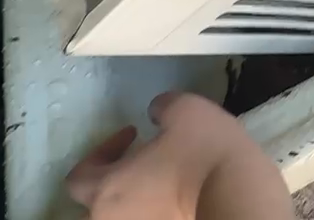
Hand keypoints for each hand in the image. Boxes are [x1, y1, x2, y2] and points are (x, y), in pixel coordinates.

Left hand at [66, 92, 294, 219]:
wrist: (234, 192)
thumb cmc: (202, 151)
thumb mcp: (186, 110)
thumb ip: (162, 106)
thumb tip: (155, 112)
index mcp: (108, 188)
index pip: (79, 175)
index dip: (103, 149)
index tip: (133, 133)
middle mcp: (110, 219)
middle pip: (99, 200)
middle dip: (121, 176)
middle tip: (150, 156)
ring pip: (124, 214)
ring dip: (139, 196)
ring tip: (169, 177)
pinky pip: (151, 218)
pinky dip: (158, 208)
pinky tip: (185, 193)